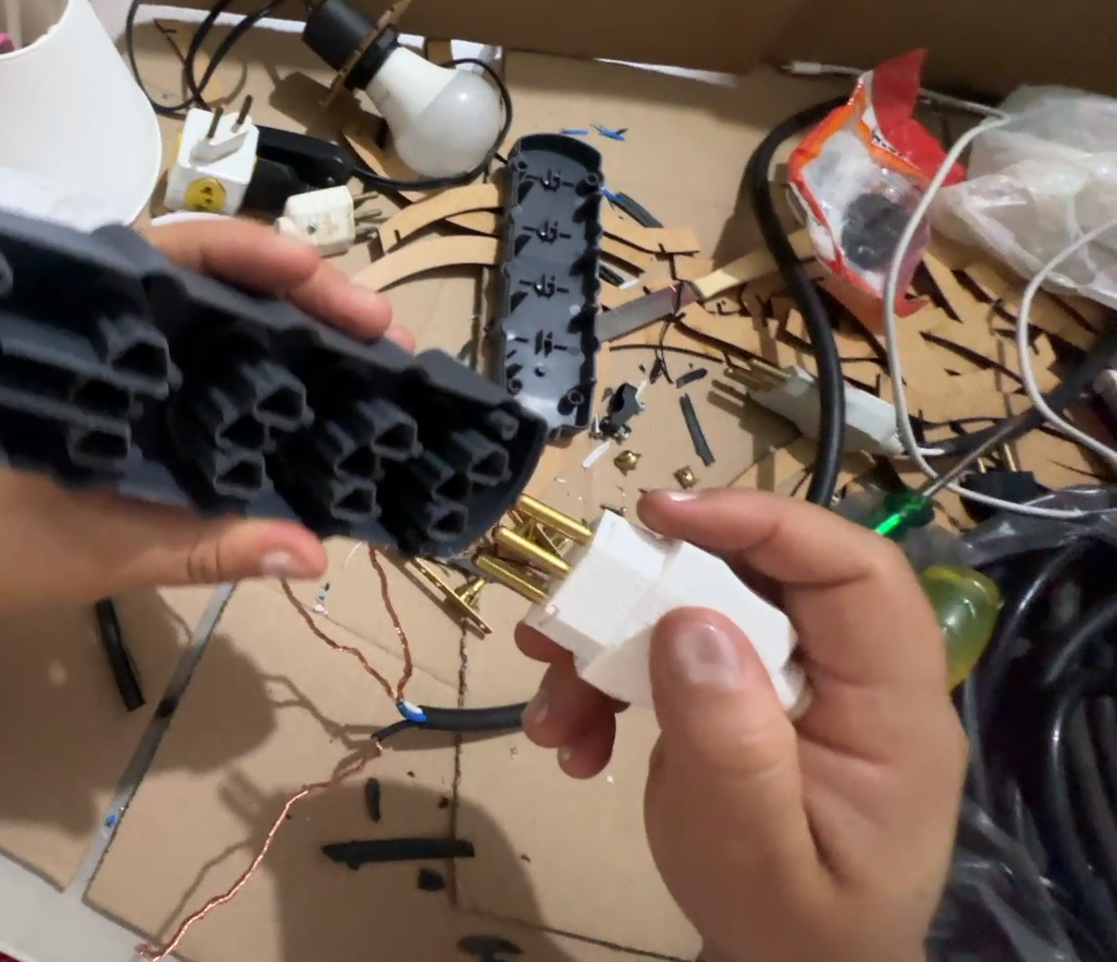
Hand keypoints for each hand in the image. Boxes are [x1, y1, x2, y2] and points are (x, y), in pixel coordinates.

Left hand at [0, 218, 412, 612]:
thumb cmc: (23, 542)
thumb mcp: (118, 547)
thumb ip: (208, 548)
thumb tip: (313, 553)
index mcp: (87, 346)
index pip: (166, 261)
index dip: (242, 254)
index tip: (310, 273)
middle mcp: (115, 334)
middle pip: (215, 277)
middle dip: (302, 290)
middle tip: (381, 326)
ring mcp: (138, 357)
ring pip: (225, 310)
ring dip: (300, 319)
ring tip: (376, 346)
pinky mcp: (155, 387)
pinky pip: (221, 353)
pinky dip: (276, 354)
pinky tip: (326, 376)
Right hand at [516, 489, 963, 961]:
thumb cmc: (788, 920)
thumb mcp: (751, 845)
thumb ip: (728, 742)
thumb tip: (685, 620)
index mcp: (885, 706)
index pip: (851, 574)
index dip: (760, 521)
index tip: (658, 513)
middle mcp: (834, 676)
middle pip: (743, 579)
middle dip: (639, 589)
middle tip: (566, 610)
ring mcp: (773, 682)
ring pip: (677, 613)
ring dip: (596, 651)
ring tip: (549, 711)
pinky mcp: (722, 693)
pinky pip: (650, 656)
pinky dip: (594, 688)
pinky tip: (568, 738)